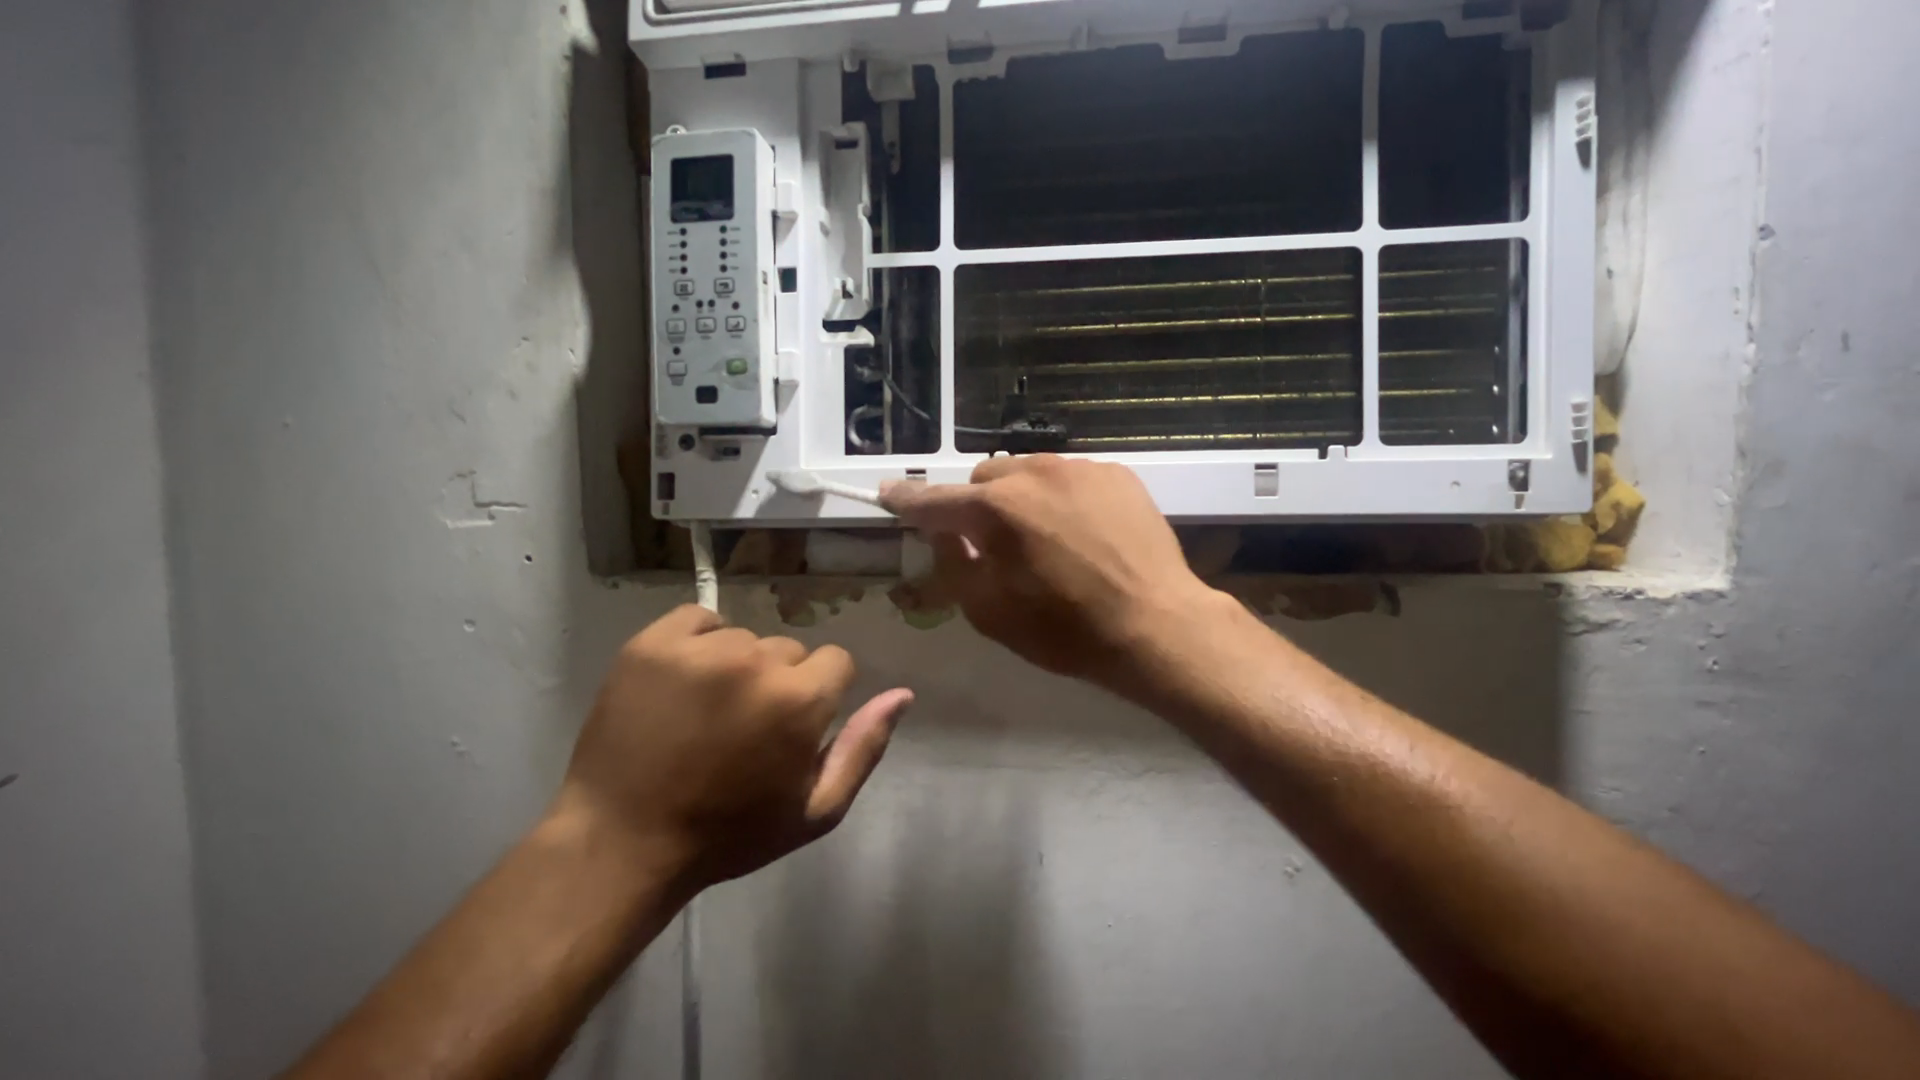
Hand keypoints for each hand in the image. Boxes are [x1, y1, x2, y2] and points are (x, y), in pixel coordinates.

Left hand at [556, 605, 912, 890]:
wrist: (622, 842)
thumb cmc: (727, 835)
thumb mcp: (815, 812)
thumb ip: (864, 747)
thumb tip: (901, 694)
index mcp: (801, 698)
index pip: (836, 663)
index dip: (820, 697)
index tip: (792, 730)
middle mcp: (756, 659)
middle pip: (788, 651)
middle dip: (778, 683)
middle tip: (743, 729)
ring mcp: (699, 648)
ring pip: (742, 638)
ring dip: (735, 667)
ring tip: (704, 714)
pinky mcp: (651, 643)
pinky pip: (695, 619)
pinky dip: (696, 642)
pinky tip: (682, 683)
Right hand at [882, 455, 1227, 686]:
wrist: (1157, 626)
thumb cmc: (1066, 631)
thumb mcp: (989, 612)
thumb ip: (952, 563)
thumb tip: (943, 532)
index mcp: (995, 510)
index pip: (933, 499)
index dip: (905, 499)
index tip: (888, 495)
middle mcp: (1033, 473)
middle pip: (983, 479)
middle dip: (978, 506)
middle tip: (993, 543)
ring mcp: (1079, 468)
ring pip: (1028, 473)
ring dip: (1021, 499)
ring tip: (1045, 540)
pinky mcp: (1116, 473)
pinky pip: (1069, 479)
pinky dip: (1061, 500)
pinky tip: (1083, 534)